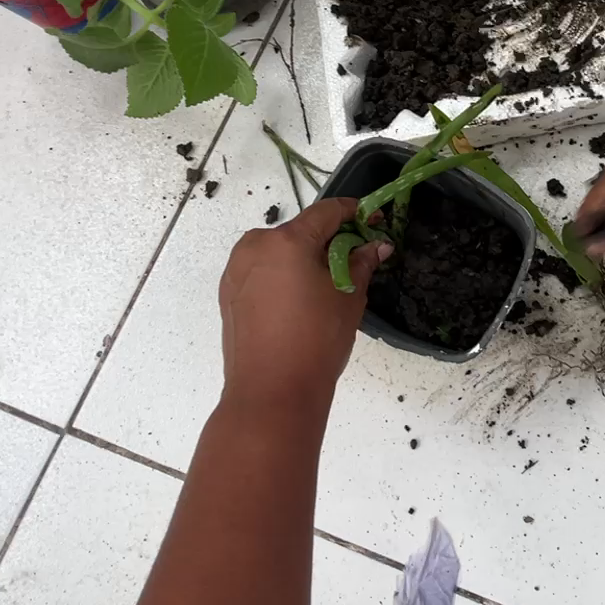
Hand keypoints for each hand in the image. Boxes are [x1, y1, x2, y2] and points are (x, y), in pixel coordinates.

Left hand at [217, 197, 388, 416]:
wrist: (271, 392)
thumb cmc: (316, 339)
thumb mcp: (348, 296)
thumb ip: (361, 262)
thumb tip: (376, 245)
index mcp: (287, 241)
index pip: (327, 211)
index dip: (355, 212)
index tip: (376, 221)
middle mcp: (256, 246)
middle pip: (301, 230)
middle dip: (330, 239)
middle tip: (355, 258)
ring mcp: (237, 269)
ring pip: (280, 250)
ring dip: (305, 257)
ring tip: (328, 283)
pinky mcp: (229, 292)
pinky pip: (264, 270)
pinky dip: (285, 274)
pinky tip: (302, 299)